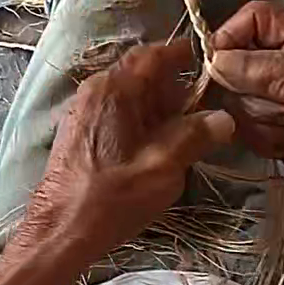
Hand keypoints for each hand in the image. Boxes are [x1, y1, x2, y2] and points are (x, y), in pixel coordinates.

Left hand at [0, 40, 234, 284]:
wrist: (60, 230)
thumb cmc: (111, 198)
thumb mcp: (163, 168)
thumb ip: (194, 136)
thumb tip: (223, 117)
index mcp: (114, 90)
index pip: (153, 55)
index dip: (183, 55)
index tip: (210, 63)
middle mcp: (94, 90)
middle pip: (140, 73)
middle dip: (173, 87)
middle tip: (202, 108)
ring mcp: (82, 110)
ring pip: (128, 94)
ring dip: (156, 106)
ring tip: (183, 131)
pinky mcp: (79, 131)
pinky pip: (115, 111)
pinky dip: (138, 119)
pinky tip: (154, 145)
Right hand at [207, 1, 283, 199]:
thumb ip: (267, 71)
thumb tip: (216, 60)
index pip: (253, 18)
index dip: (230, 38)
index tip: (219, 68)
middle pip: (236, 58)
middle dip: (250, 90)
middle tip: (283, 108)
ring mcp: (277, 88)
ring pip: (234, 93)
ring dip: (257, 116)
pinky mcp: (267, 116)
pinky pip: (239, 119)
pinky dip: (259, 133)